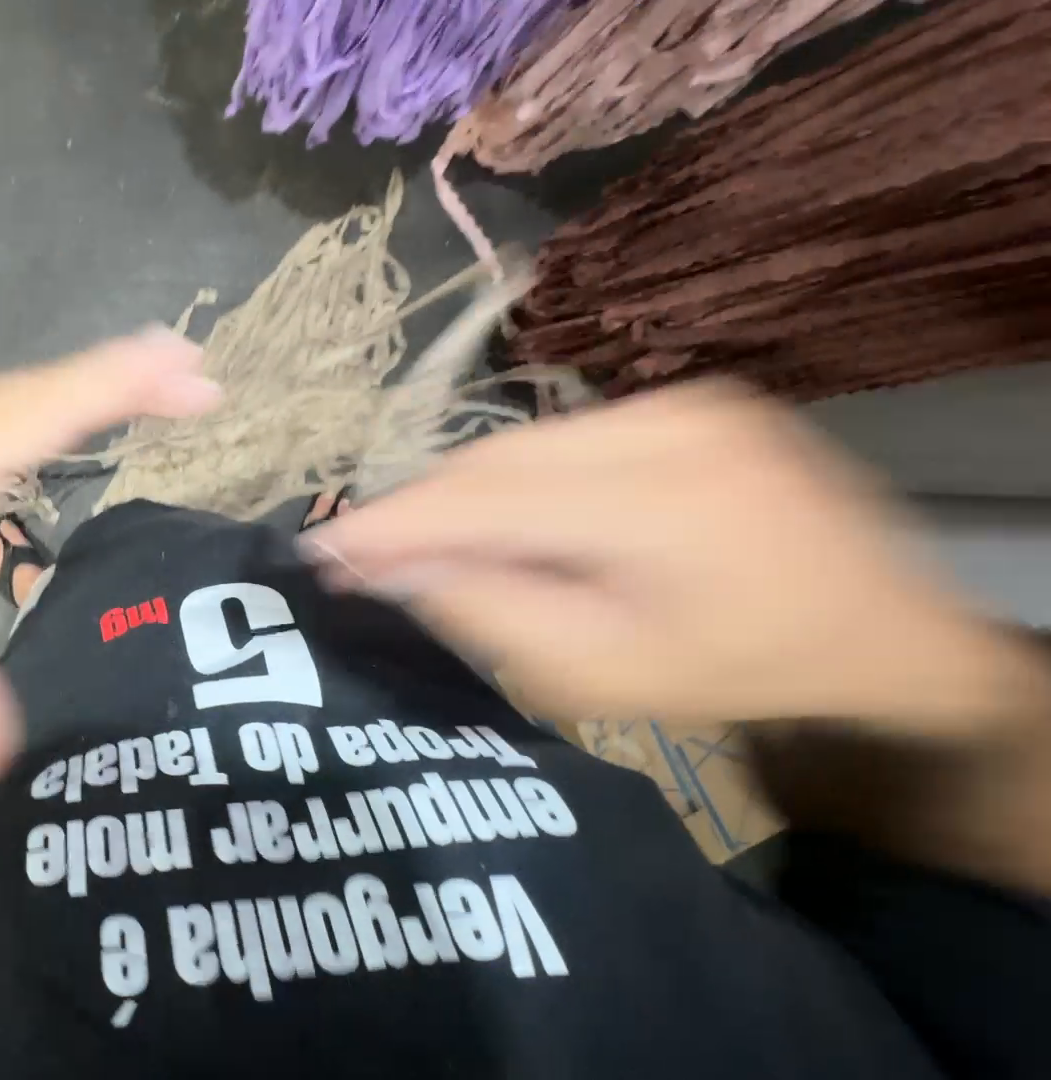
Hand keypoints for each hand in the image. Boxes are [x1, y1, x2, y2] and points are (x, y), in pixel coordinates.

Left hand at [0, 332, 219, 810]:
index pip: (44, 410)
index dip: (120, 388)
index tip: (189, 373)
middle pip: (39, 389)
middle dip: (121, 379)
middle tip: (195, 376)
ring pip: (9, 395)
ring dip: (81, 388)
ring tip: (147, 380)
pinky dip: (35, 404)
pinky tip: (50, 413)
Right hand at [306, 381, 1033, 733]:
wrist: (880, 633)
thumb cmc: (734, 673)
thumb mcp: (594, 674)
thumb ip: (484, 610)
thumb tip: (392, 564)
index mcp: (659, 507)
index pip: (482, 500)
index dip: (390, 522)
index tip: (319, 547)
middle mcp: (668, 428)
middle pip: (490, 462)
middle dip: (417, 510)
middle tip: (359, 555)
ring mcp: (680, 405)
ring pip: (515, 445)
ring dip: (457, 496)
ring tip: (421, 544)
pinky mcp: (681, 403)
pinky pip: (553, 439)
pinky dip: (505, 479)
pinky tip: (494, 519)